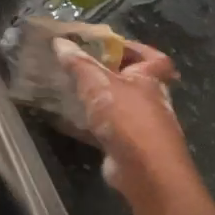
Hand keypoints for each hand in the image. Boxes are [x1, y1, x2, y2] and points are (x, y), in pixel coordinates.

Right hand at [54, 38, 193, 201]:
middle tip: (78, 64)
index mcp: (149, 81)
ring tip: (66, 88)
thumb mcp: (98, 83)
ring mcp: (140, 127)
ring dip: (95, 98)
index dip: (136, 49)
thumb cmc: (127, 118)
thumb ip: (78, 62)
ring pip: (116, 105)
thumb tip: (60, 42)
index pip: (155, 59)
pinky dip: (86, 124)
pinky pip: (104, 129)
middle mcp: (149, 102)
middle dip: (106, 73)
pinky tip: (64, 119)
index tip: (110, 44)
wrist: (146, 172)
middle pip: (132, 81)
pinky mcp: (127, 147)